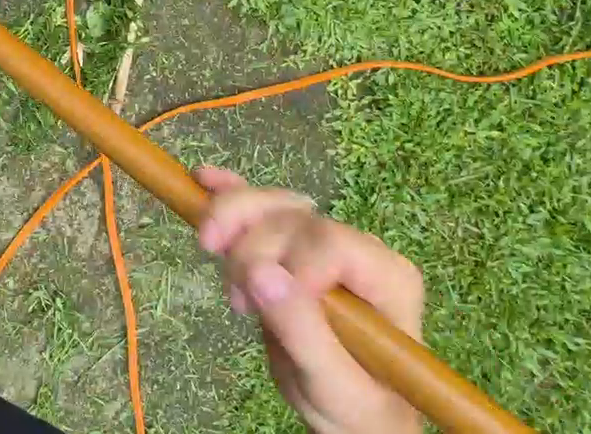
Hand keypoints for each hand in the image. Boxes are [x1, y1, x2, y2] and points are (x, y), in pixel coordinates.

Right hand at [196, 166, 423, 433]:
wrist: (351, 411)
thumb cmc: (358, 408)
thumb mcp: (334, 386)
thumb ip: (303, 330)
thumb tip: (261, 272)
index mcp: (387, 278)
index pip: (328, 240)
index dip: (286, 261)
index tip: (259, 303)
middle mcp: (358, 248)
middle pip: (291, 219)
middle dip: (250, 251)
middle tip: (236, 302)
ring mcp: (322, 239)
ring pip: (270, 204)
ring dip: (230, 220)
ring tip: (208, 251)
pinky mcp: (290, 240)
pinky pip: (258, 204)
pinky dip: (229, 191)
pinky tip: (202, 179)